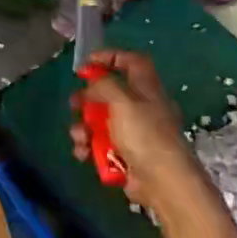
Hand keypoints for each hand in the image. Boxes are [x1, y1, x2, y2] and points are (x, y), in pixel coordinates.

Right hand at [71, 50, 203, 208]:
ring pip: (100, 121)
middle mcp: (140, 107)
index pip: (132, 61)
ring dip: (83, 127)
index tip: (87, 62)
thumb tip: (92, 84)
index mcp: (146, 89)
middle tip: (74, 104)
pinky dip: (88, 147)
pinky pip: (100, 144)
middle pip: (110, 93)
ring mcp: (132, 132)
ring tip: (79, 137)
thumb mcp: (123, 101)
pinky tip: (83, 153)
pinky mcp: (124, 154)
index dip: (111, 56)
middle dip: (88, 98)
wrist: (162, 181)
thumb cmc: (145, 135)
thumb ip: (104, 85)